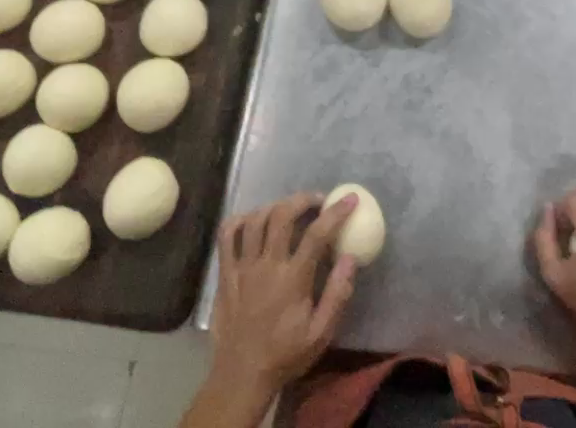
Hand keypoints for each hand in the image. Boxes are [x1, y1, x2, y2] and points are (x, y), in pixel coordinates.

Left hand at [210, 193, 359, 393]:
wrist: (241, 375)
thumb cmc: (285, 354)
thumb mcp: (321, 333)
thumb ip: (337, 294)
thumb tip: (350, 258)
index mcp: (293, 279)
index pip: (317, 234)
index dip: (336, 212)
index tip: (351, 199)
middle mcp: (266, 265)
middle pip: (282, 215)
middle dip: (303, 200)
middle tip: (318, 200)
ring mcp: (242, 267)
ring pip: (255, 220)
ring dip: (275, 206)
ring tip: (290, 208)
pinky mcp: (225, 273)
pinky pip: (226, 236)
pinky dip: (240, 220)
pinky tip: (253, 220)